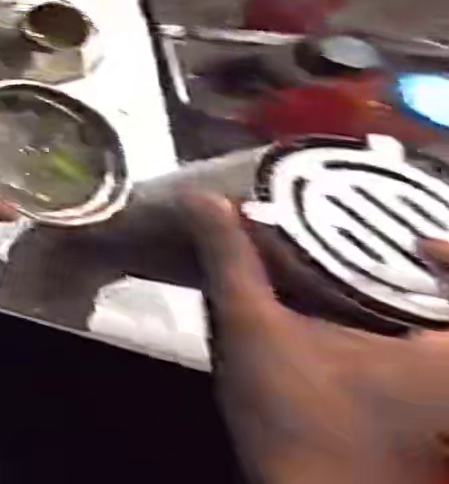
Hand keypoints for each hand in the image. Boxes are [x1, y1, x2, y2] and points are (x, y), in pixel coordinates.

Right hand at [185, 193, 448, 483]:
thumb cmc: (298, 413)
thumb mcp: (249, 324)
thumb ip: (230, 258)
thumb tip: (203, 197)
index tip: (412, 241)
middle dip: (436, 285)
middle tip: (385, 260)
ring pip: (446, 342)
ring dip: (423, 314)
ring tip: (374, 294)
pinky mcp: (442, 430)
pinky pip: (434, 365)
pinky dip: (415, 344)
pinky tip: (372, 340)